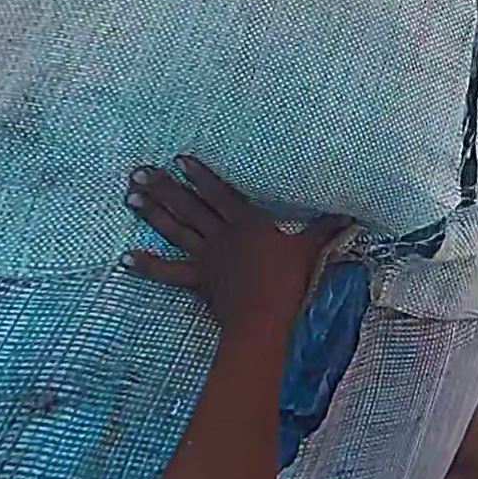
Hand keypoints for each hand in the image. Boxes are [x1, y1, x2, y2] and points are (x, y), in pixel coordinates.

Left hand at [124, 155, 351, 328]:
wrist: (262, 319)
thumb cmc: (287, 280)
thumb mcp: (310, 249)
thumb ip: (325, 228)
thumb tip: (352, 215)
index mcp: (247, 223)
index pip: (219, 193)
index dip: (200, 176)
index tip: (179, 159)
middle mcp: (221, 235)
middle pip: (189, 207)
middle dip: (165, 187)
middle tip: (140, 171)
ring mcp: (205, 258)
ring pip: (174, 231)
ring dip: (152, 212)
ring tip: (131, 195)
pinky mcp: (197, 280)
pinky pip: (168, 271)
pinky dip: (146, 265)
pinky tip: (125, 257)